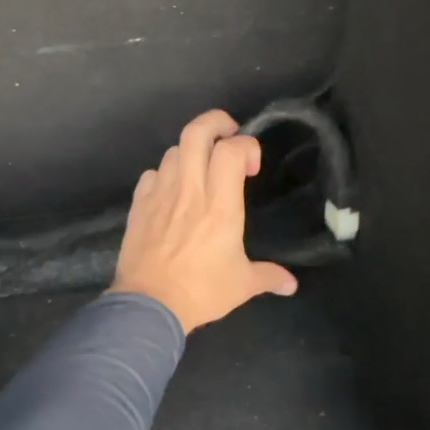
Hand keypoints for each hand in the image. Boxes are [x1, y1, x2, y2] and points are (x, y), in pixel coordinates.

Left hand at [109, 109, 298, 332]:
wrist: (148, 306)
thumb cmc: (200, 292)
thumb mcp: (242, 285)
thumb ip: (268, 276)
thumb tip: (290, 284)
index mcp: (220, 205)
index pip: (231, 149)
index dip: (246, 146)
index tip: (252, 168)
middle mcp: (190, 190)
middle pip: (196, 132)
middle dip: (216, 123)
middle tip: (229, 136)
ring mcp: (160, 195)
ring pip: (173, 150)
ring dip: (192, 151)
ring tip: (202, 169)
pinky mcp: (139, 206)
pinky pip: (151, 174)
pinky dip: (165, 174)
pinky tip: (173, 191)